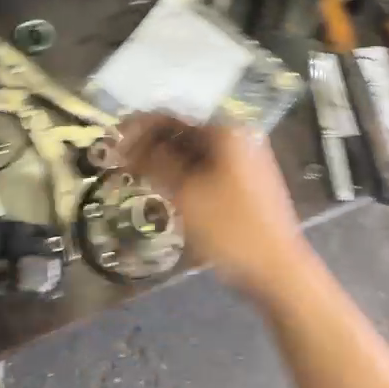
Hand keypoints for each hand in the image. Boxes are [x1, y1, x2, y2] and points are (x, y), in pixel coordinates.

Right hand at [119, 113, 315, 295]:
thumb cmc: (230, 229)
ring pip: (193, 154)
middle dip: (150, 145)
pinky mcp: (244, 185)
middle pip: (183, 134)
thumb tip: (125, 143)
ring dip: (164, 162)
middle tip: (118, 161)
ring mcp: (244, 163)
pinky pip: (205, 171)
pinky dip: (182, 176)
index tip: (111, 141)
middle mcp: (238, 139)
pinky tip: (162, 188)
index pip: (172, 117)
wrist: (277, 270)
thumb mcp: (185, 194)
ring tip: (134, 175)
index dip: (138, 127)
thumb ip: (154, 162)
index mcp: (227, 132)